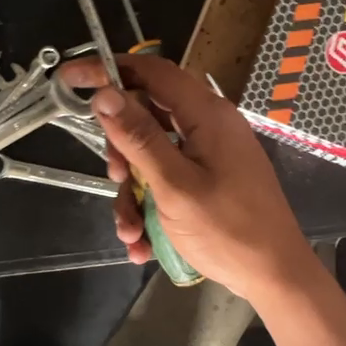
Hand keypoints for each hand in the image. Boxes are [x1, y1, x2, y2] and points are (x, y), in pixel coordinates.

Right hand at [59, 55, 319, 300]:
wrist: (274, 275)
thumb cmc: (227, 229)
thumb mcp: (174, 185)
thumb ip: (138, 138)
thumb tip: (105, 93)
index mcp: (207, 115)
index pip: (152, 72)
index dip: (109, 70)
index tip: (71, 79)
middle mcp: (210, 127)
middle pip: (148, 116)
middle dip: (122, 151)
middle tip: (115, 179)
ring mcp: (212, 156)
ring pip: (153, 156)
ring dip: (133, 193)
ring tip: (131, 231)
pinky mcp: (211, 182)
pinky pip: (170, 182)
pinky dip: (152, 208)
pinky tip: (143, 244)